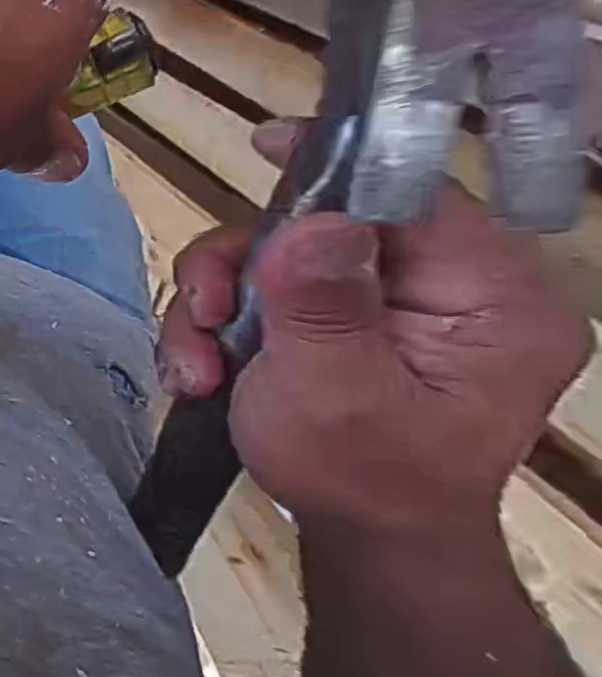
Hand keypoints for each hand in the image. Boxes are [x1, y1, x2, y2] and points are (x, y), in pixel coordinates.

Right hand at [157, 122, 592, 535]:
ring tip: (191, 371)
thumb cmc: (360, 471)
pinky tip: (197, 372)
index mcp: (485, 299)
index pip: (414, 200)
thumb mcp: (335, 392)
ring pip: (262, 264)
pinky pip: (248, 295)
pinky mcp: (327, 320)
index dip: (339, 169)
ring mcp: (374, 304)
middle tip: (201, 318)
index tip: (267, 145)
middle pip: (311, 231)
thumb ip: (325, 307)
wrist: (356, 530)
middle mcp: (434, 288)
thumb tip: (311, 225)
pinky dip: (208, 330)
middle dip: (234, 274)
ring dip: (206, 311)